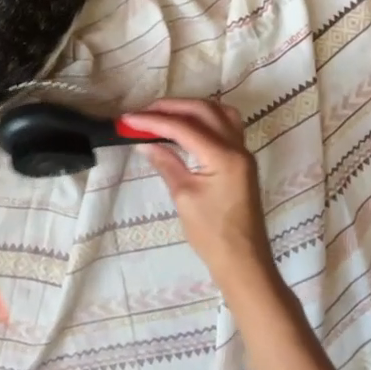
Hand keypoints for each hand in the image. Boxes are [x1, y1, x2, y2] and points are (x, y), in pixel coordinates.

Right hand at [125, 98, 278, 293]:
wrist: (243, 262)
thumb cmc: (211, 234)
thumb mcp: (183, 196)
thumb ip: (166, 163)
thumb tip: (145, 143)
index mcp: (223, 156)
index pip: (183, 127)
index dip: (152, 120)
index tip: (127, 119)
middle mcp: (237, 148)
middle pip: (203, 111)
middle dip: (170, 107)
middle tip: (143, 112)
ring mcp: (243, 153)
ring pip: (218, 113)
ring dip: (190, 108)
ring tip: (164, 114)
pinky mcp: (242, 162)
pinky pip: (225, 126)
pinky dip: (204, 119)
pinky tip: (187, 127)